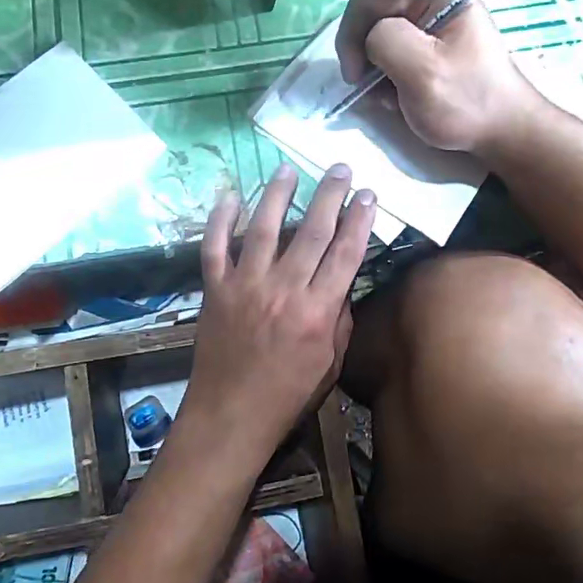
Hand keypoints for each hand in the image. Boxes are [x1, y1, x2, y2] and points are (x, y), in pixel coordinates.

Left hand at [183, 163, 376, 455]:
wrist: (231, 415)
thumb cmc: (288, 395)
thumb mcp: (330, 363)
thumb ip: (339, 318)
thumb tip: (341, 282)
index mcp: (317, 311)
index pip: (345, 253)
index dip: (360, 220)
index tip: (368, 195)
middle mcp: (283, 290)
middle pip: (311, 231)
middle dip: (329, 195)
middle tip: (339, 169)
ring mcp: (244, 286)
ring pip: (262, 228)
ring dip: (277, 195)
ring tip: (288, 168)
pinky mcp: (215, 290)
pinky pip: (214, 247)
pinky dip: (219, 219)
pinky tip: (230, 195)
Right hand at [335, 0, 543, 155]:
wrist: (503, 132)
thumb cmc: (465, 101)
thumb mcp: (420, 68)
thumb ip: (384, 40)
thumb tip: (368, 42)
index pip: (367, 0)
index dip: (350, 38)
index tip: (354, 79)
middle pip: (373, 18)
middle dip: (365, 56)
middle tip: (373, 92)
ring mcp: (436, 20)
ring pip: (381, 39)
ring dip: (377, 71)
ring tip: (392, 99)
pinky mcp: (435, 44)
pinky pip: (395, 53)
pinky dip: (389, 77)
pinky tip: (402, 98)